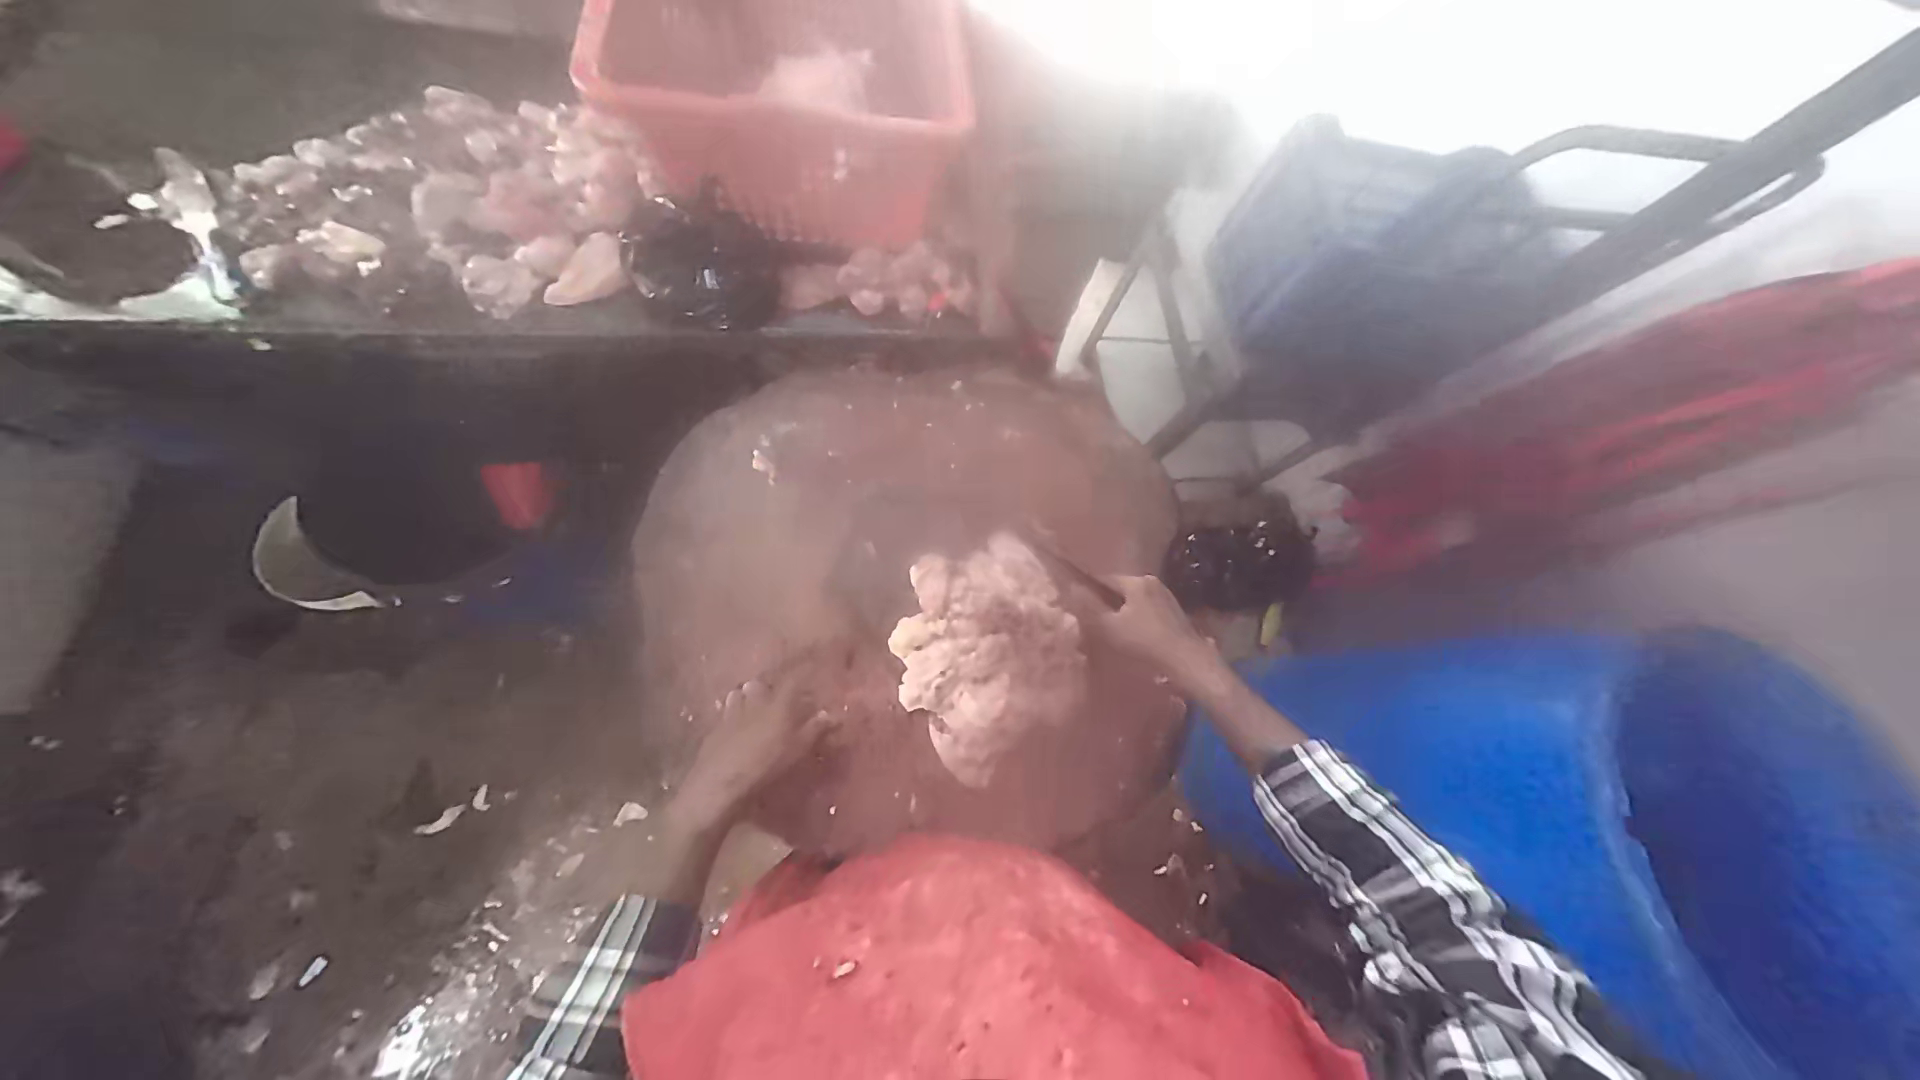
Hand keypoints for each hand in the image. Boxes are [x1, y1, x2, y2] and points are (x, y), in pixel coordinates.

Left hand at [668, 656, 837, 832]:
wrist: (719, 783)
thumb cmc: (766, 765)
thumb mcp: (797, 749)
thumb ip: (815, 729)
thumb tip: (832, 714)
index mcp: (777, 704)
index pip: (792, 679)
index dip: (802, 671)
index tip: (810, 666)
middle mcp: (753, 702)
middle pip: (761, 684)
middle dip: (770, 686)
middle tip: (778, 693)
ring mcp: (730, 714)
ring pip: (739, 694)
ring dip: (747, 696)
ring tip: (753, 703)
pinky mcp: (714, 730)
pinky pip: (725, 713)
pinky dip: (732, 713)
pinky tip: (734, 725)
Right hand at [1070, 574, 1222, 690]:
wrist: (1187, 661)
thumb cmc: (1144, 642)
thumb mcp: (1109, 627)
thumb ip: (1088, 607)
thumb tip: (1071, 587)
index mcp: (1136, 581)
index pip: (1104, 578)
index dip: (1088, 587)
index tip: (1076, 599)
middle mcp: (1152, 581)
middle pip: (1120, 588)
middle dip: (1106, 600)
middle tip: (1093, 617)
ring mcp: (1166, 595)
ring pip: (1134, 598)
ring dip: (1122, 609)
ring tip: (1111, 626)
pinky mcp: (1174, 610)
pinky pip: (1146, 607)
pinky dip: (1136, 615)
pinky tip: (1133, 632)